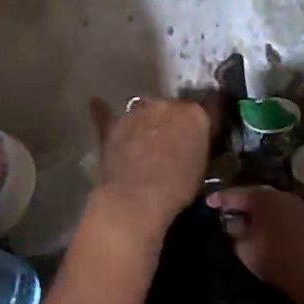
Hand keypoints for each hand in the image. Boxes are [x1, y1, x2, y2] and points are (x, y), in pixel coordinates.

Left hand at [88, 97, 209, 243]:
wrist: (135, 200)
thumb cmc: (177, 189)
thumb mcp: (201, 168)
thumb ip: (198, 144)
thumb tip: (194, 140)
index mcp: (194, 114)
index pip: (206, 111)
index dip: (204, 124)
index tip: (202, 134)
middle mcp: (166, 105)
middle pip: (173, 108)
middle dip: (173, 122)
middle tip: (172, 143)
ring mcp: (137, 112)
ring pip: (145, 111)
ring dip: (147, 122)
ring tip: (144, 144)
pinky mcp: (112, 124)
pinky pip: (108, 114)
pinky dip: (104, 111)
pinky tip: (97, 104)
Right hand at [205, 186, 303, 303]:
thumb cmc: (272, 258)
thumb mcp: (243, 246)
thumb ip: (234, 230)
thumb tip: (233, 221)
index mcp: (261, 197)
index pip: (234, 194)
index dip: (219, 198)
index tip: (207, 202)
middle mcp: (278, 194)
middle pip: (252, 193)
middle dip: (238, 201)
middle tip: (223, 208)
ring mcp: (293, 203)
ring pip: (266, 201)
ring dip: (253, 207)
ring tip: (239, 216)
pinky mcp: (302, 216)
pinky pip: (276, 209)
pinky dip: (265, 213)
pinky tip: (258, 222)